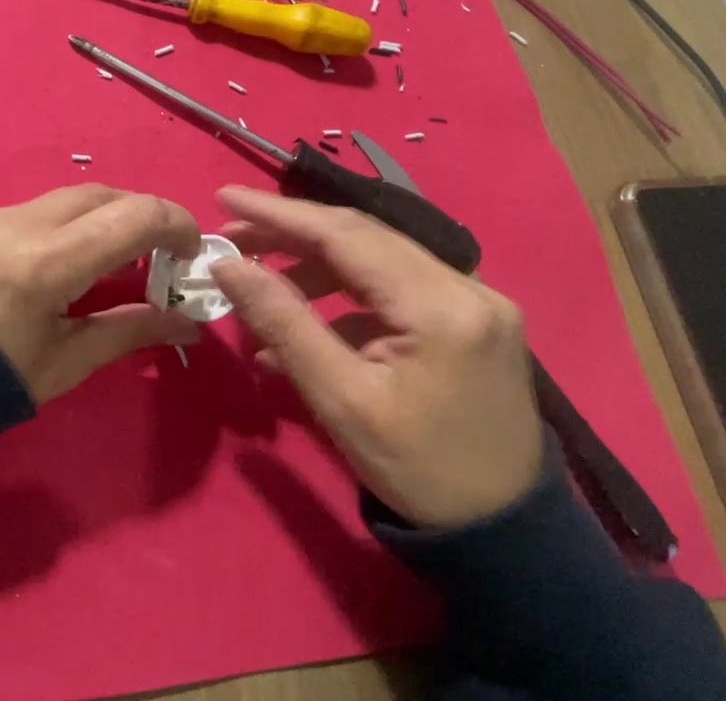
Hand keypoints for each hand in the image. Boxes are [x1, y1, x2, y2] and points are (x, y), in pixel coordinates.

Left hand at [0, 185, 202, 403]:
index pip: (132, 216)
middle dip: (144, 217)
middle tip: (166, 257)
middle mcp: (19, 223)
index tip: (194, 253)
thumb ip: (130, 330)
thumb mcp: (66, 362)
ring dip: (108, 217)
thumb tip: (187, 322)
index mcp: (45, 263)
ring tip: (126, 260)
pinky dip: (75, 224)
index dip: (176, 225)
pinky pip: (42, 209)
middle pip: (103, 195)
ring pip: (72, 197)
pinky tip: (81, 260)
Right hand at [210, 186, 543, 528]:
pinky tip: (304, 330)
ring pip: (378, 262)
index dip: (280, 213)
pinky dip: (345, 302)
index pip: (347, 235)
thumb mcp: (339, 398)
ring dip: (315, 269)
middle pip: (364, 240)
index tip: (225, 195)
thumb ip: (282, 322)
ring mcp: (477, 302)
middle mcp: (469, 287)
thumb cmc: (416, 469)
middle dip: (291, 234)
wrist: (501, 531)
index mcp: (442, 305)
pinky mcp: (472, 321)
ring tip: (257, 288)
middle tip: (230, 237)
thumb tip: (227, 265)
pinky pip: (396, 292)